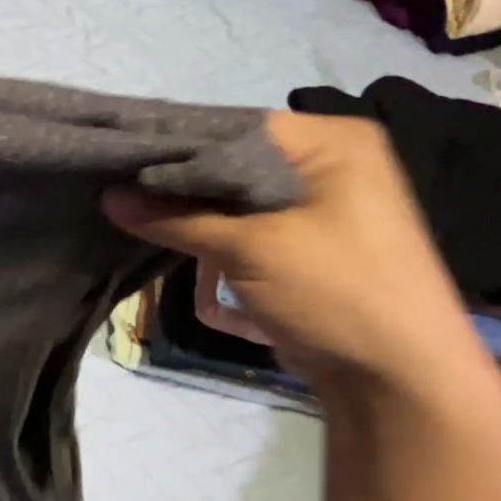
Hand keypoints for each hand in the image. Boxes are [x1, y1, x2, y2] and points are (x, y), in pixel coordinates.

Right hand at [102, 112, 479, 388]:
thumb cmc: (335, 292)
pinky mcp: (300, 242)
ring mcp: (315, 205)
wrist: (392, 374)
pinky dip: (206, 230)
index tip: (116, 158)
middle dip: (175, 178)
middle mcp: (326, 163)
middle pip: (232, 159)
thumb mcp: (249, 249)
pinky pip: (241, 224)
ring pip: (232, 195)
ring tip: (126, 210)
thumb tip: (108, 197)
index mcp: (332, 143)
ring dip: (186, 208)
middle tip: (112, 185)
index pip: (236, 126)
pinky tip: (163, 234)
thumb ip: (177, 219)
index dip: (174, 142)